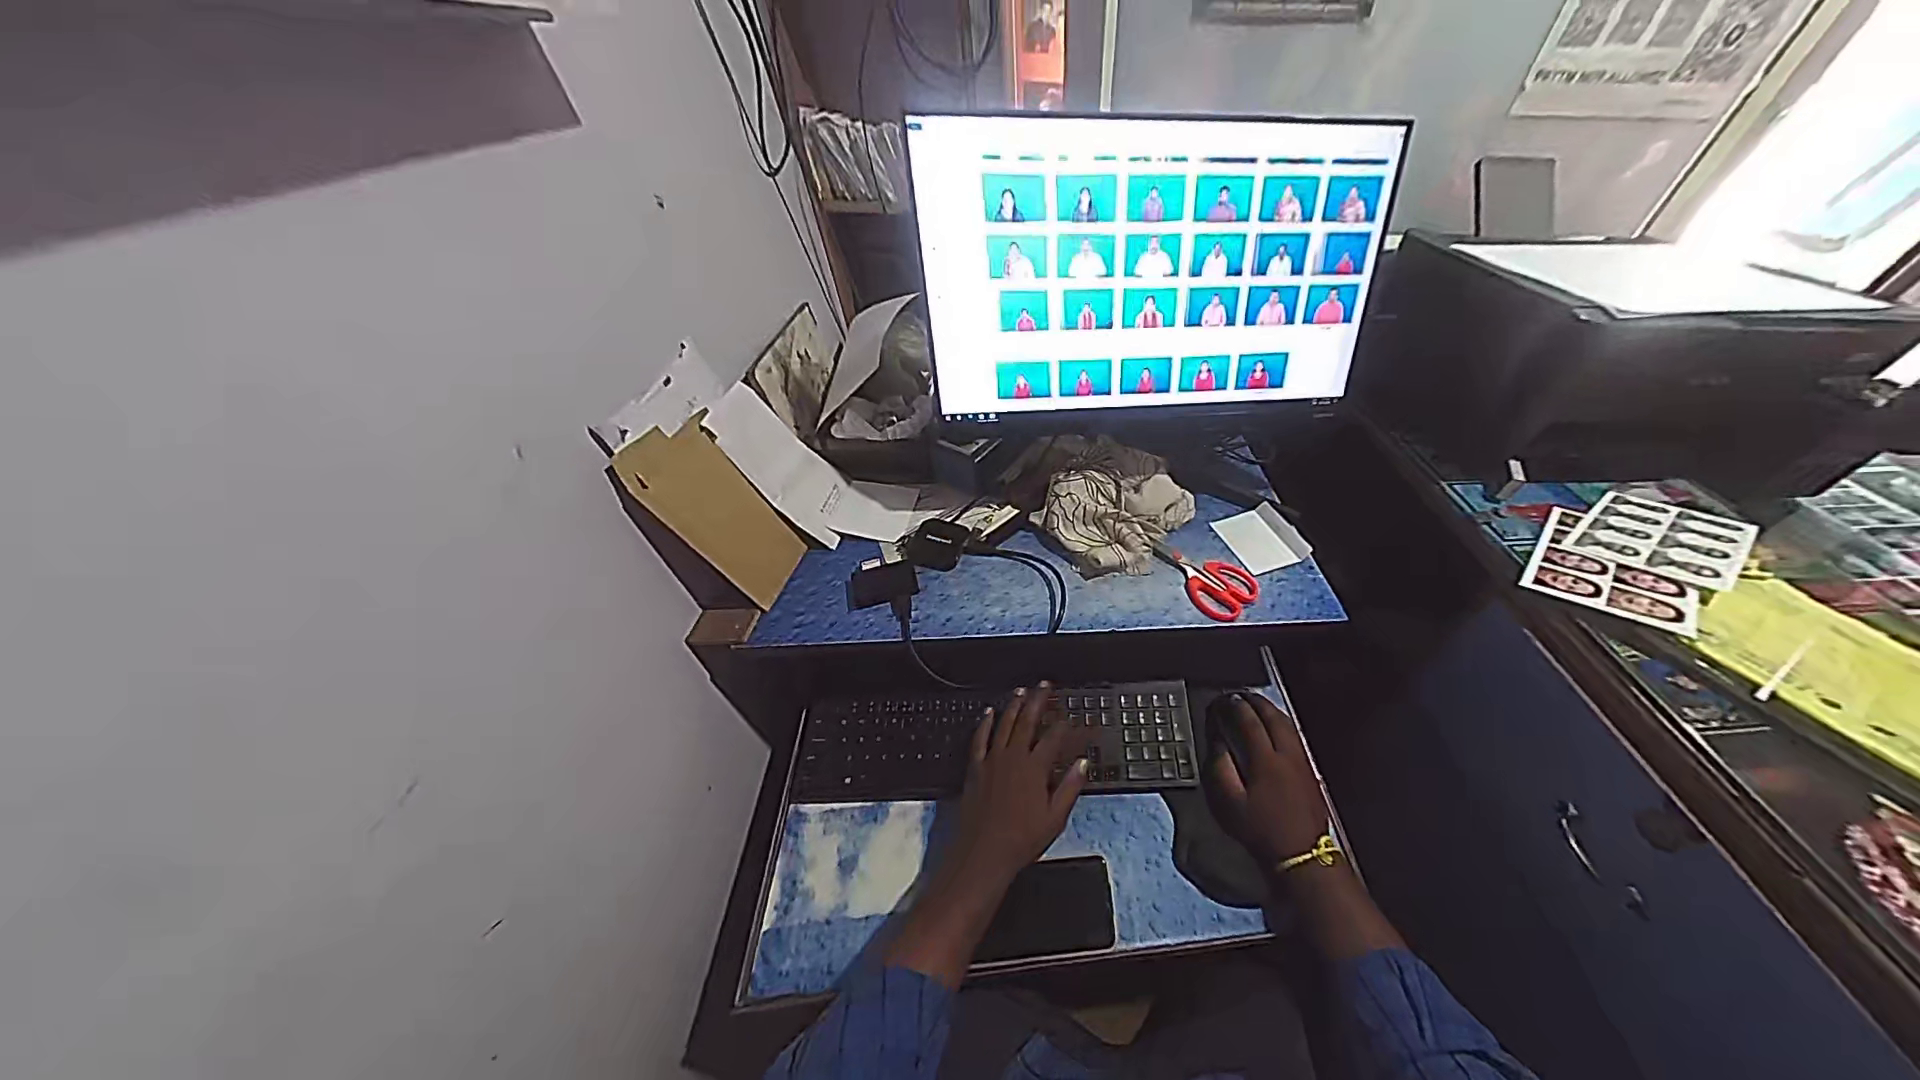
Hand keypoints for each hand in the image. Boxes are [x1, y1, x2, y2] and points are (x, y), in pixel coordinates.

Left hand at [945, 683, 1089, 888]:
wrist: (984, 850)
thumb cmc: (1021, 838)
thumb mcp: (1055, 817)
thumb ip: (1070, 787)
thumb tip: (1082, 764)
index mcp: (1035, 768)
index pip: (1054, 737)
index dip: (1065, 725)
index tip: (1072, 718)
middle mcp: (1013, 757)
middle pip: (1027, 721)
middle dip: (1038, 700)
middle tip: (1044, 686)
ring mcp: (992, 760)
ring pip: (1004, 723)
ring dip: (1013, 705)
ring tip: (1021, 691)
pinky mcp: (976, 767)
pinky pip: (980, 738)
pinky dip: (985, 722)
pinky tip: (989, 712)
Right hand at [1206, 692, 1328, 866]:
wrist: (1301, 855)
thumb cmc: (1261, 830)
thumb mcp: (1229, 803)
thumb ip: (1220, 769)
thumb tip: (1217, 745)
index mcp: (1265, 761)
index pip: (1249, 722)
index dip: (1234, 708)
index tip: (1223, 701)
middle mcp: (1287, 756)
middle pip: (1273, 718)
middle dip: (1255, 702)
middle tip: (1240, 695)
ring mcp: (1302, 763)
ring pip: (1288, 726)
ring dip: (1271, 710)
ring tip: (1257, 704)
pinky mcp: (1310, 772)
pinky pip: (1296, 737)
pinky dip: (1283, 724)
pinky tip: (1276, 727)